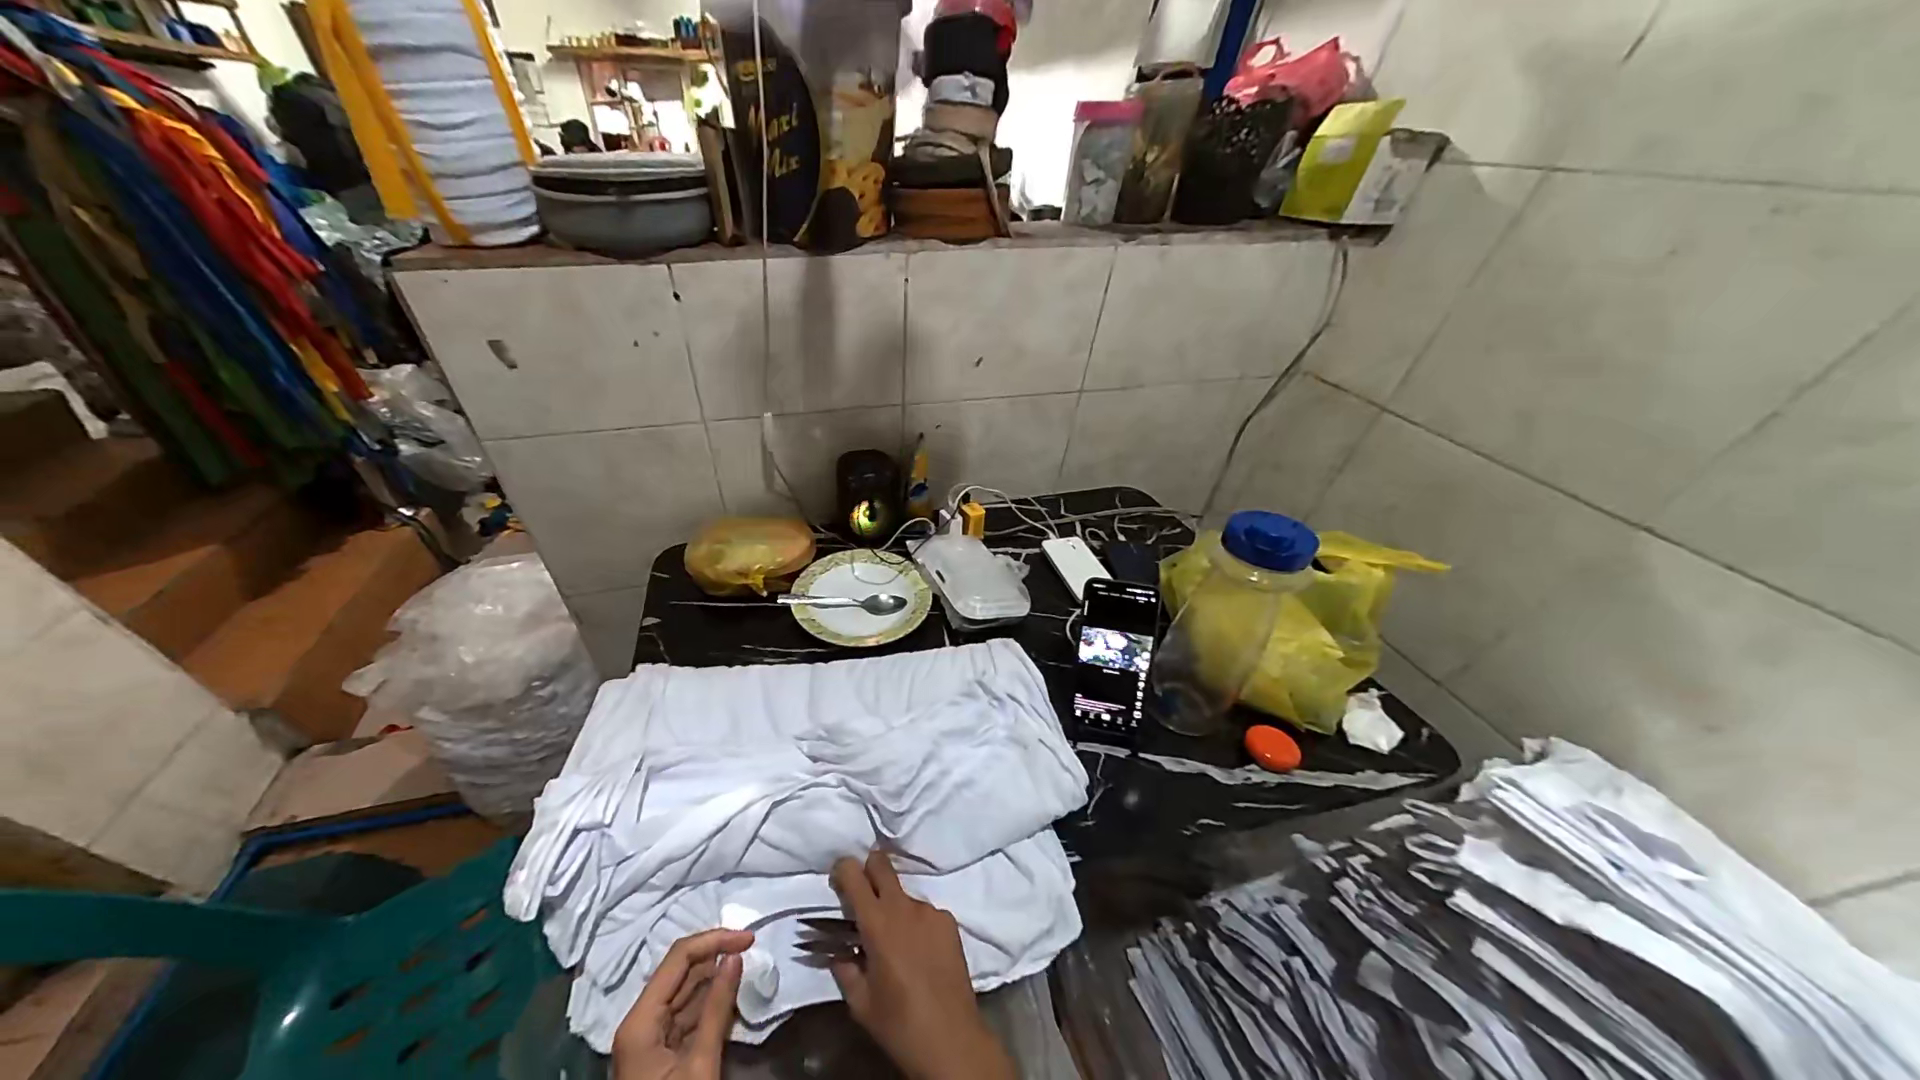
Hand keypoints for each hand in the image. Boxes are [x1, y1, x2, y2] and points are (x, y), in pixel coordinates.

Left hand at [611, 928, 754, 1079]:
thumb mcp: (700, 1062)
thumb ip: (718, 1006)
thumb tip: (735, 956)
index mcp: (640, 1020)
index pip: (678, 958)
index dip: (714, 940)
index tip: (750, 939)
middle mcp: (640, 1021)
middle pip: (679, 972)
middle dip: (715, 956)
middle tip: (752, 950)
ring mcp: (649, 1038)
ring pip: (685, 992)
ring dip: (716, 978)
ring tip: (747, 970)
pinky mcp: (662, 1053)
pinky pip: (687, 1014)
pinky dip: (711, 1002)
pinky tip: (733, 997)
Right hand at [828, 852, 1015, 1079]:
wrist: (951, 1038)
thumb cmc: (898, 1023)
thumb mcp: (860, 1001)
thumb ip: (845, 968)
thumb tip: (839, 951)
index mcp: (877, 923)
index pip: (854, 873)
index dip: (842, 870)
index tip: (838, 881)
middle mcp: (904, 907)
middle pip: (882, 865)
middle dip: (869, 870)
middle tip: (863, 897)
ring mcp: (931, 911)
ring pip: (904, 895)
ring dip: (895, 908)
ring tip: (897, 944)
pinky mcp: (950, 922)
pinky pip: (925, 913)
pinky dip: (917, 924)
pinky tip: (920, 953)